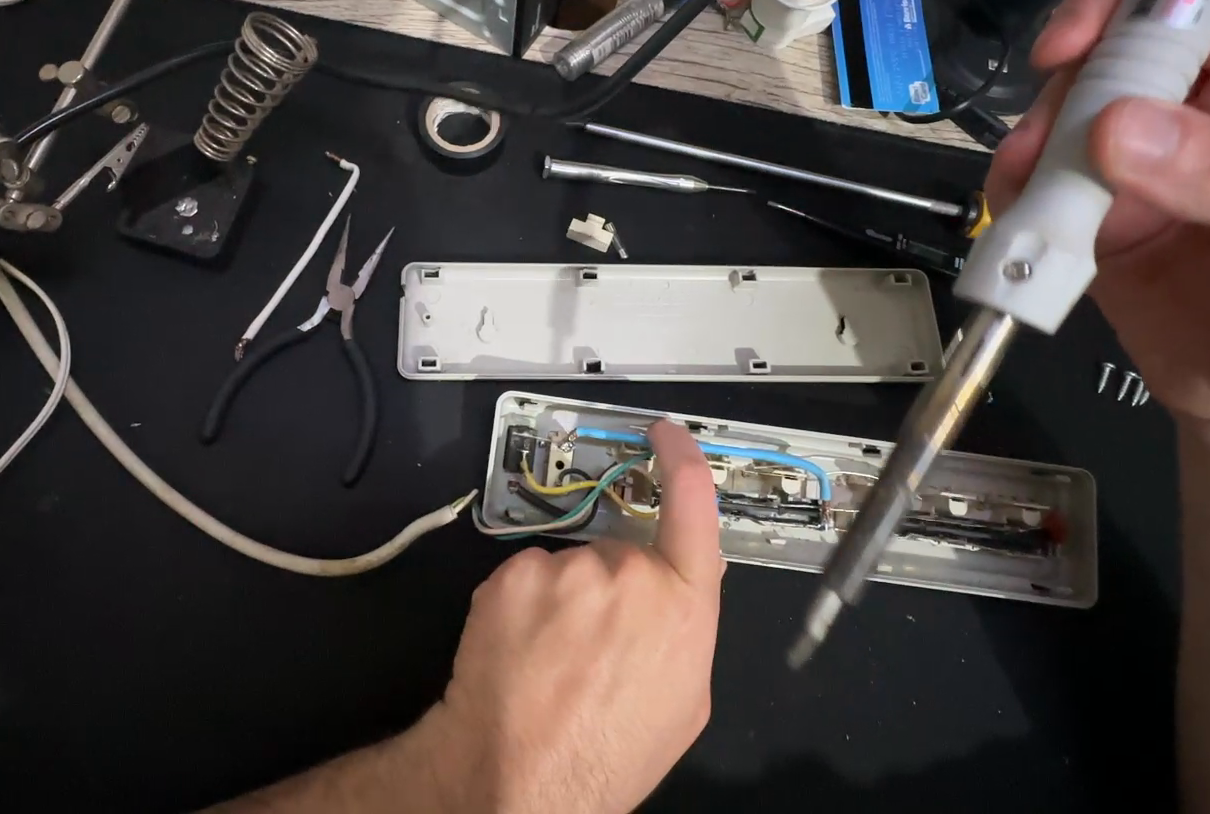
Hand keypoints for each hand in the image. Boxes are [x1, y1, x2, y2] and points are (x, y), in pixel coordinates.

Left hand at [416, 421, 721, 813]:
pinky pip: (529, 574)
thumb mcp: (685, 700)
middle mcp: (629, 574)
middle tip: (593, 645)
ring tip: (555, 656)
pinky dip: (526, 602)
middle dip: (612, 588)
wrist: (519, 777)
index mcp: (682, 605)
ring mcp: (568, 568)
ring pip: (571, 566)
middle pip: (622, 552)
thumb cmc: (609, 750)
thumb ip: (685, 627)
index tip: (666, 433)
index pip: (693, 504)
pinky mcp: (516, 572)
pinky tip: (523, 647)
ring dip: (565, 598)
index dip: (682, 458)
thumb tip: (673, 594)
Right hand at [988, 0, 1209, 470]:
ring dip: (1030, 149)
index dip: (1136, 7)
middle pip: (1113, 60)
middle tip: (1039, 147)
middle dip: (1065, 93)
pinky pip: (1038, 192)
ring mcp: (1146, 174)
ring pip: (1062, 124)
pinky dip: (1015, 199)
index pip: (1209, 7)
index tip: (1066, 50)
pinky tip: (1021, 220)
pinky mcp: (1096, 227)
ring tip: (1026, 195)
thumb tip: (1113, 130)